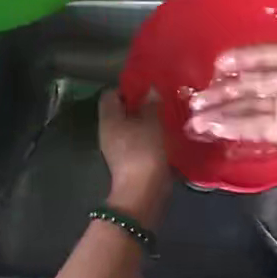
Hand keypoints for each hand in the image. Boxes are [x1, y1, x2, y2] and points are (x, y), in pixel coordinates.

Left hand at [98, 91, 169, 214]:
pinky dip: (150, 136)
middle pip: (121, 111)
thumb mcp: (152, 122)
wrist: (144, 191)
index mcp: (109, 119)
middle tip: (161, 99)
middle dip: (139, 105)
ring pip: (131, 127)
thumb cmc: (144, 150)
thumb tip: (151, 89)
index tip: (147, 86)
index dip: (127, 88)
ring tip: (167, 115)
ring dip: (147, 121)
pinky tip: (166, 134)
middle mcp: (108, 131)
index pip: (110, 94)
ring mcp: (118, 148)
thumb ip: (151, 104)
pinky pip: (138, 141)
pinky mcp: (129, 161)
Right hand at [186, 45, 276, 180]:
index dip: (240, 59)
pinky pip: (257, 126)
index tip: (215, 66)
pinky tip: (213, 128)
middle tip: (194, 100)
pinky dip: (235, 127)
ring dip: (222, 113)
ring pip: (250, 107)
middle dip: (223, 91)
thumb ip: (271, 77)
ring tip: (194, 120)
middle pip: (252, 83)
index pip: (265, 55)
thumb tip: (236, 79)